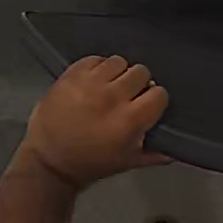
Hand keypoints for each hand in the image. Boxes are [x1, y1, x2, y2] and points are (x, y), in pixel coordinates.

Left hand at [18, 55, 170, 189]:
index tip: (147, 105)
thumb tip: (175, 148)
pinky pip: (96, 58)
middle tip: (127, 96)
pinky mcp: (71, 74)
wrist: (47, 162)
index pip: (159, 94)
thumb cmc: (90, 164)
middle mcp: (111, 98)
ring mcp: (90, 83)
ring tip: (109, 86)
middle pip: (141, 72)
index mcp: (128, 122)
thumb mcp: (126, 163)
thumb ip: (154, 153)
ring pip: (119, 61)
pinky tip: (93, 81)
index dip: (155, 99)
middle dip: (137, 84)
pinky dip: (97, 67)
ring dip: (117, 73)